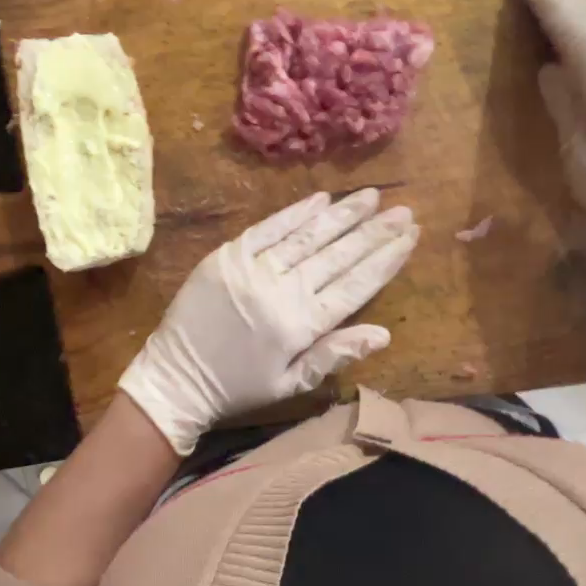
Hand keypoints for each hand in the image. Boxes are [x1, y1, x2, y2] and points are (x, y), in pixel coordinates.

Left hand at [118, 189, 418, 454]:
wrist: (176, 379)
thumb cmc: (237, 388)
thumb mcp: (289, 385)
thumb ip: (334, 356)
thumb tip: (384, 334)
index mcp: (301, 325)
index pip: (354, 285)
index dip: (385, 259)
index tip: (410, 236)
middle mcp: (281, 290)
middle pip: (337, 255)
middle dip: (373, 231)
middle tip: (403, 211)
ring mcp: (252, 268)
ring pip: (308, 235)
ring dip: (342, 215)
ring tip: (372, 197)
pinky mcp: (227, 256)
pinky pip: (268, 228)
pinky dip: (296, 213)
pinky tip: (322, 199)